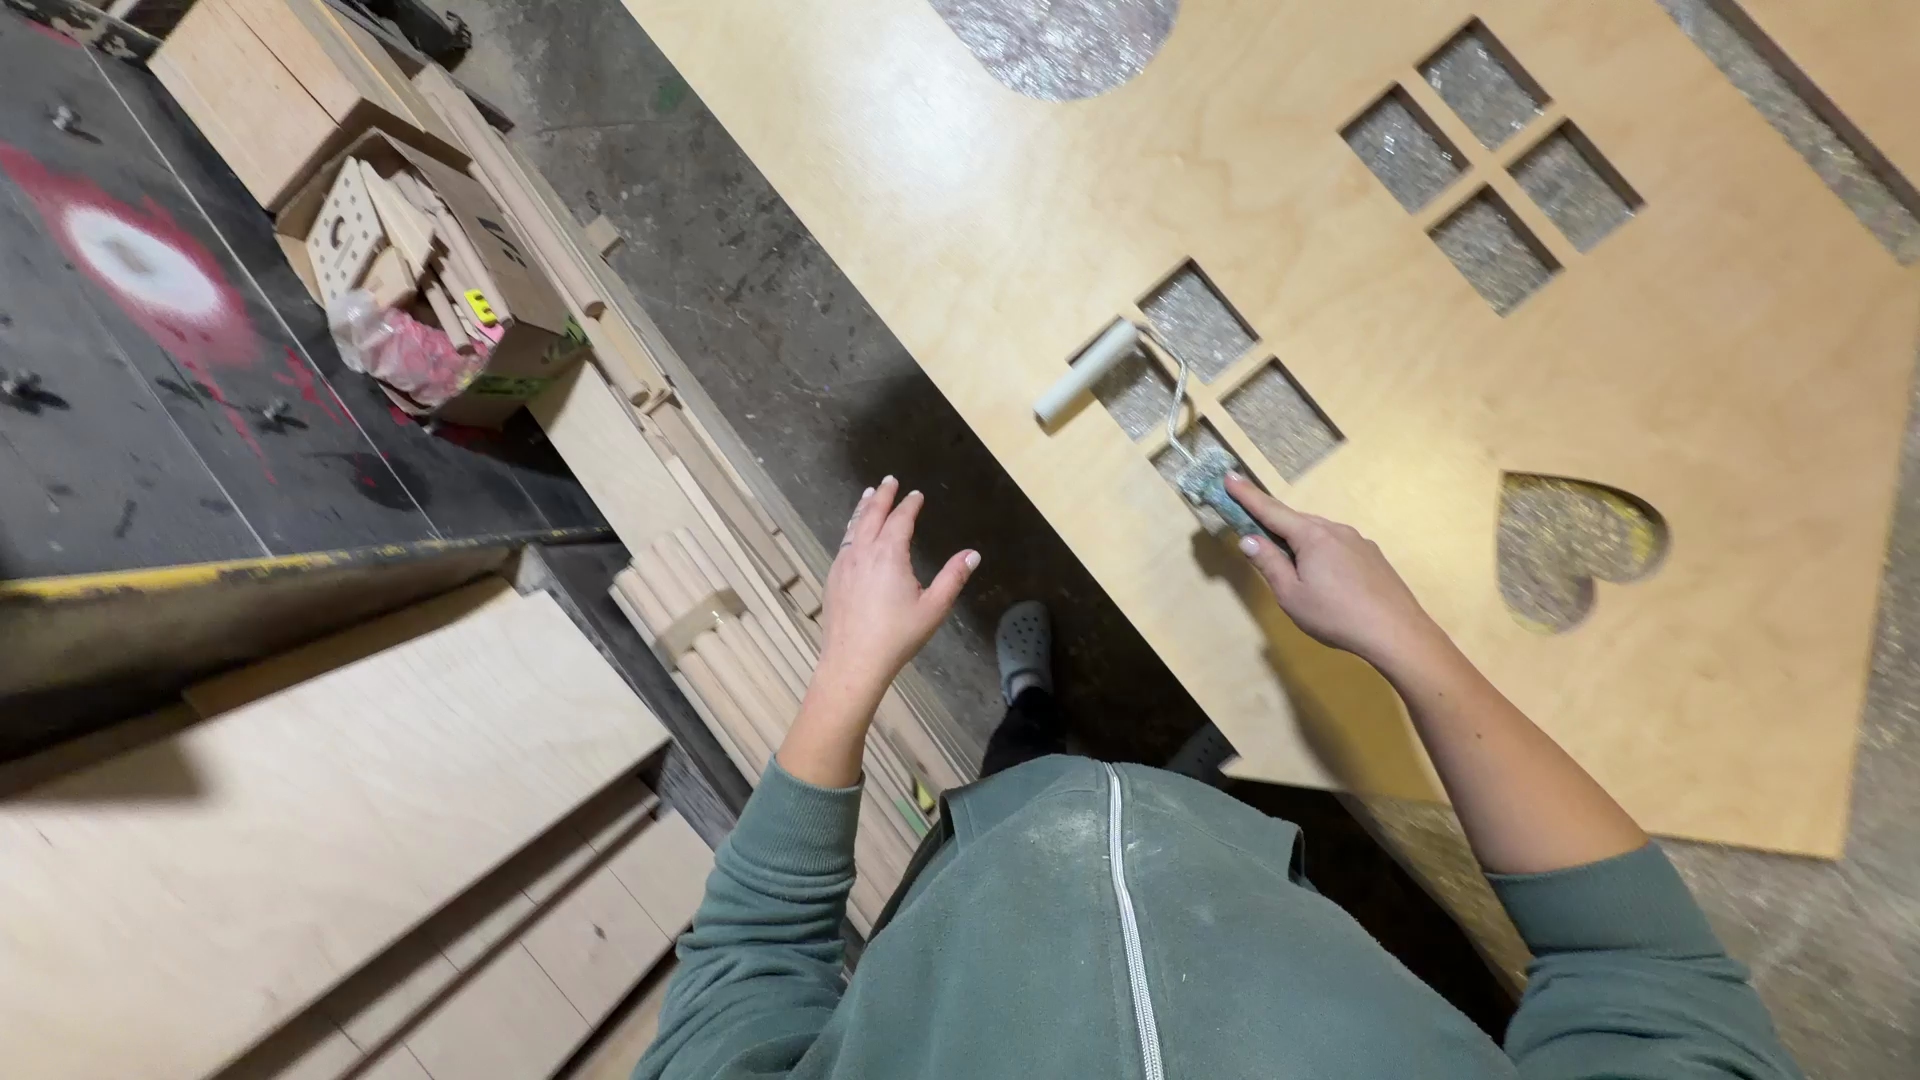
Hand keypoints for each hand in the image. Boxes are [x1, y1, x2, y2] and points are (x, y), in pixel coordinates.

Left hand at [813, 476, 978, 712]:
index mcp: (889, 555)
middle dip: (882, 496)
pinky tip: (854, 533)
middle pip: (872, 515)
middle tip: (889, 480)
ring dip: (864, 508)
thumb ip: (953, 578)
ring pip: (854, 526)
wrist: (853, 661)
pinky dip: (852, 528)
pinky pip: (844, 542)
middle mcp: (863, 552)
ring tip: (868, 494)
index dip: (910, 505)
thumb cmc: (897, 636)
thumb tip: (972, 554)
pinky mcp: (833, 578)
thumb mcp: (933, 608)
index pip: (900, 520)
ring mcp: (844, 564)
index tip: (917, 495)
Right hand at [1225, 473, 1442, 668]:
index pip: (1271, 511)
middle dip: (1272, 523)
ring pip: (1317, 533)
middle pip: (1295, 521)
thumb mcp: (1291, 594)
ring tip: (1289, 565)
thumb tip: (1249, 538)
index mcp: (1312, 536)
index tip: (1229, 476)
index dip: (1247, 495)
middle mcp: (1335, 530)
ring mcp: (1358, 542)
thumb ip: (1269, 563)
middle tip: (1251, 530)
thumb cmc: (1335, 616)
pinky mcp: (1372, 556)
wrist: (1398, 633)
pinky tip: (1323, 576)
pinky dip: (1319, 551)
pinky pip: (1336, 545)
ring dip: (1297, 541)